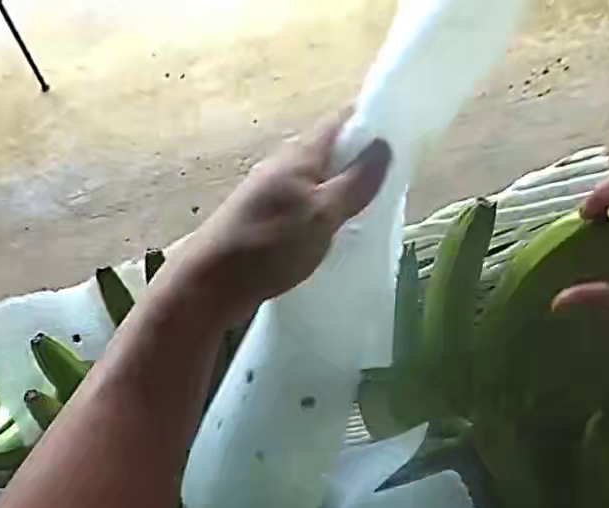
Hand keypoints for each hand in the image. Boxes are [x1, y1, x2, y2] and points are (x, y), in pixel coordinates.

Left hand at [174, 115, 391, 321]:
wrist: (207, 287)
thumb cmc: (267, 247)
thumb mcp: (322, 215)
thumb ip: (355, 183)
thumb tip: (383, 147)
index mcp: (299, 154)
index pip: (344, 120)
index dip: (373, 124)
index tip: (400, 143)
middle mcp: (279, 169)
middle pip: (327, 156)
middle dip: (356, 168)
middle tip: (385, 192)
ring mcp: (264, 200)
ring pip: (310, 189)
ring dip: (333, 199)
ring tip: (358, 221)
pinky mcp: (255, 228)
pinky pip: (294, 215)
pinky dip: (312, 223)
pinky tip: (321, 243)